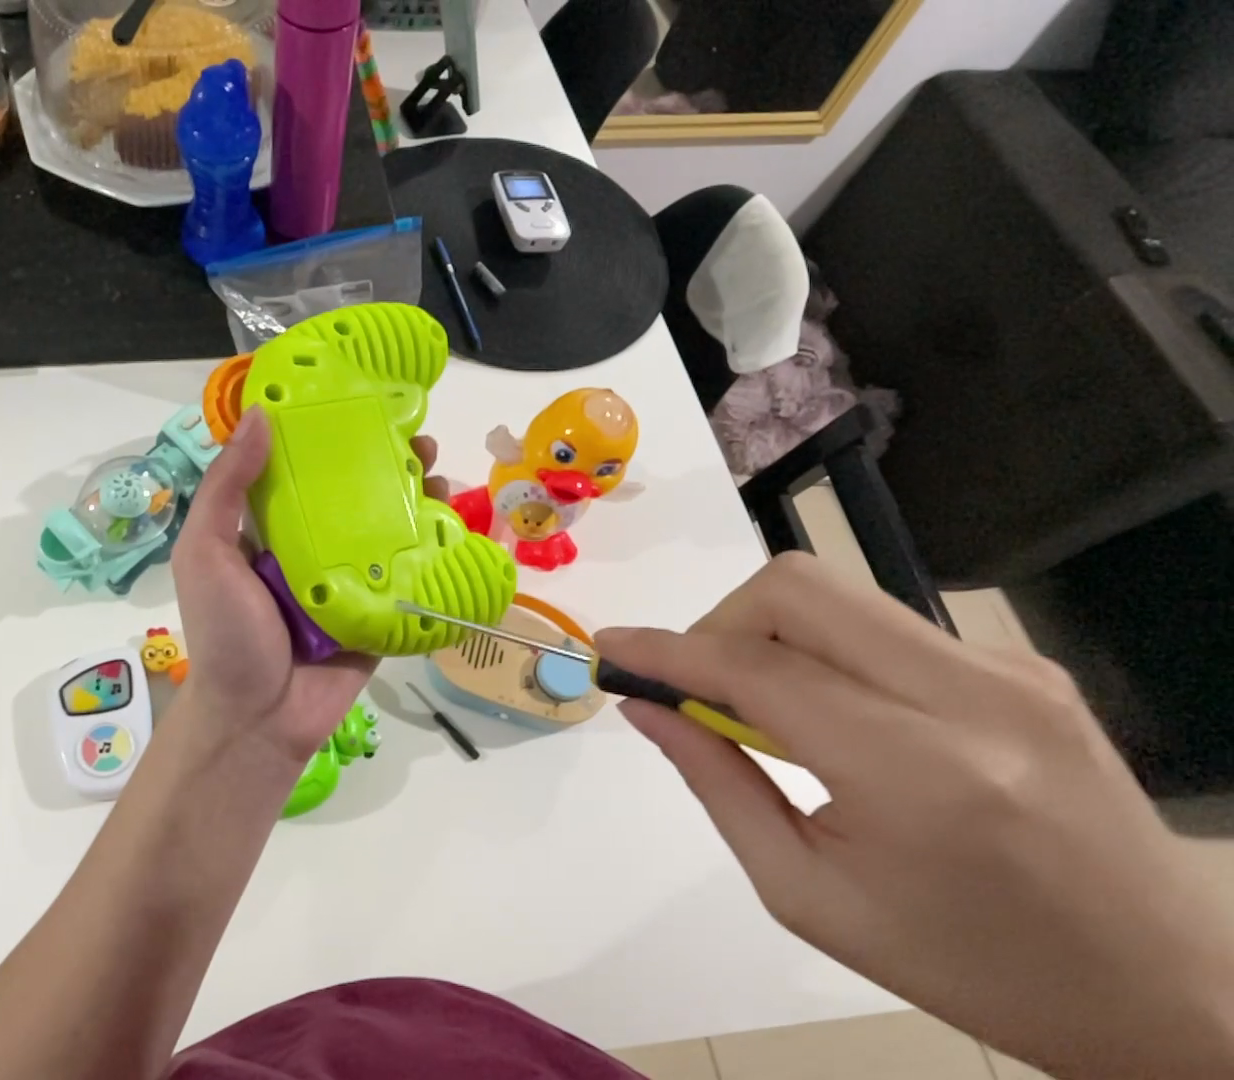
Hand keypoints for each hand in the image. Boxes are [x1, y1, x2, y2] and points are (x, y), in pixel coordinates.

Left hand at [170, 410, 443, 764]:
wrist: (258, 719)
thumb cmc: (225, 633)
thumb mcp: (206, 553)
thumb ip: (227, 489)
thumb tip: (259, 415)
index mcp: (268, 529)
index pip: (301, 469)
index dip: (329, 436)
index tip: (360, 403)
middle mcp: (310, 548)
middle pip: (354, 496)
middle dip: (387, 466)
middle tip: (418, 442)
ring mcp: (348, 582)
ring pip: (388, 531)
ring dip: (418, 502)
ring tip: (441, 478)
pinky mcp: (379, 615)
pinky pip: (409, 578)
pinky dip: (434, 553)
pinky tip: (456, 527)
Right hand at [597, 553, 1233, 1079]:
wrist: (1173, 993)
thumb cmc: (968, 965)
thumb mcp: (810, 894)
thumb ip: (717, 783)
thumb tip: (644, 708)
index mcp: (918, 771)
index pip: (756, 670)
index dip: (667, 651)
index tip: (609, 648)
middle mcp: (972, 694)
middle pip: (795, 590)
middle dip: (718, 624)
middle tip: (696, 688)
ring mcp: (1007, 669)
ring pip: (836, 596)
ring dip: (766, 634)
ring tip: (760, 710)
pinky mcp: (1021, 665)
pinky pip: (881, 625)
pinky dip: (822, 651)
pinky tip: (831, 716)